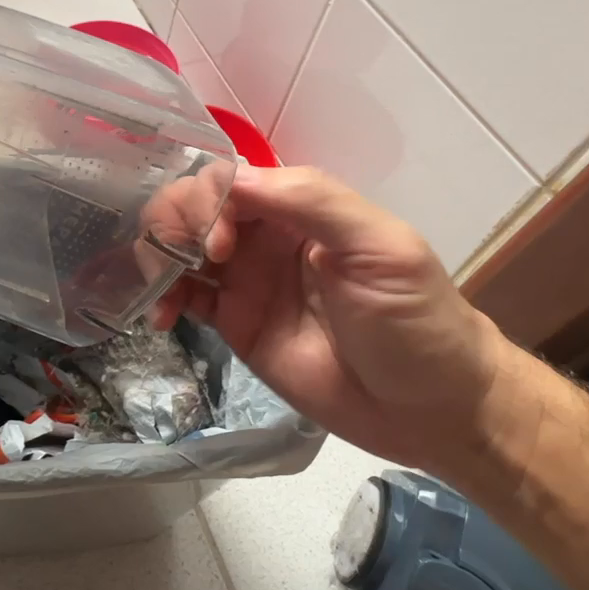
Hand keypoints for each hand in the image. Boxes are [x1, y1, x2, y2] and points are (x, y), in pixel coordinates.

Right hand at [152, 166, 518, 471]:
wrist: (431, 412)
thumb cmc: (416, 322)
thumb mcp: (382, 249)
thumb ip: (313, 202)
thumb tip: (232, 177)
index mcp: (297, 208)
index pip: (228, 180)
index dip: (206, 202)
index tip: (216, 245)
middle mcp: (262, 235)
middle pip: (192, 207)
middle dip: (172, 225)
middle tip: (179, 266)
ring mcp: (243, 279)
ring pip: (178, 246)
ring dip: (156, 257)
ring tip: (161, 293)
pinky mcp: (232, 321)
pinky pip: (182, 296)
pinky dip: (161, 297)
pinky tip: (161, 317)